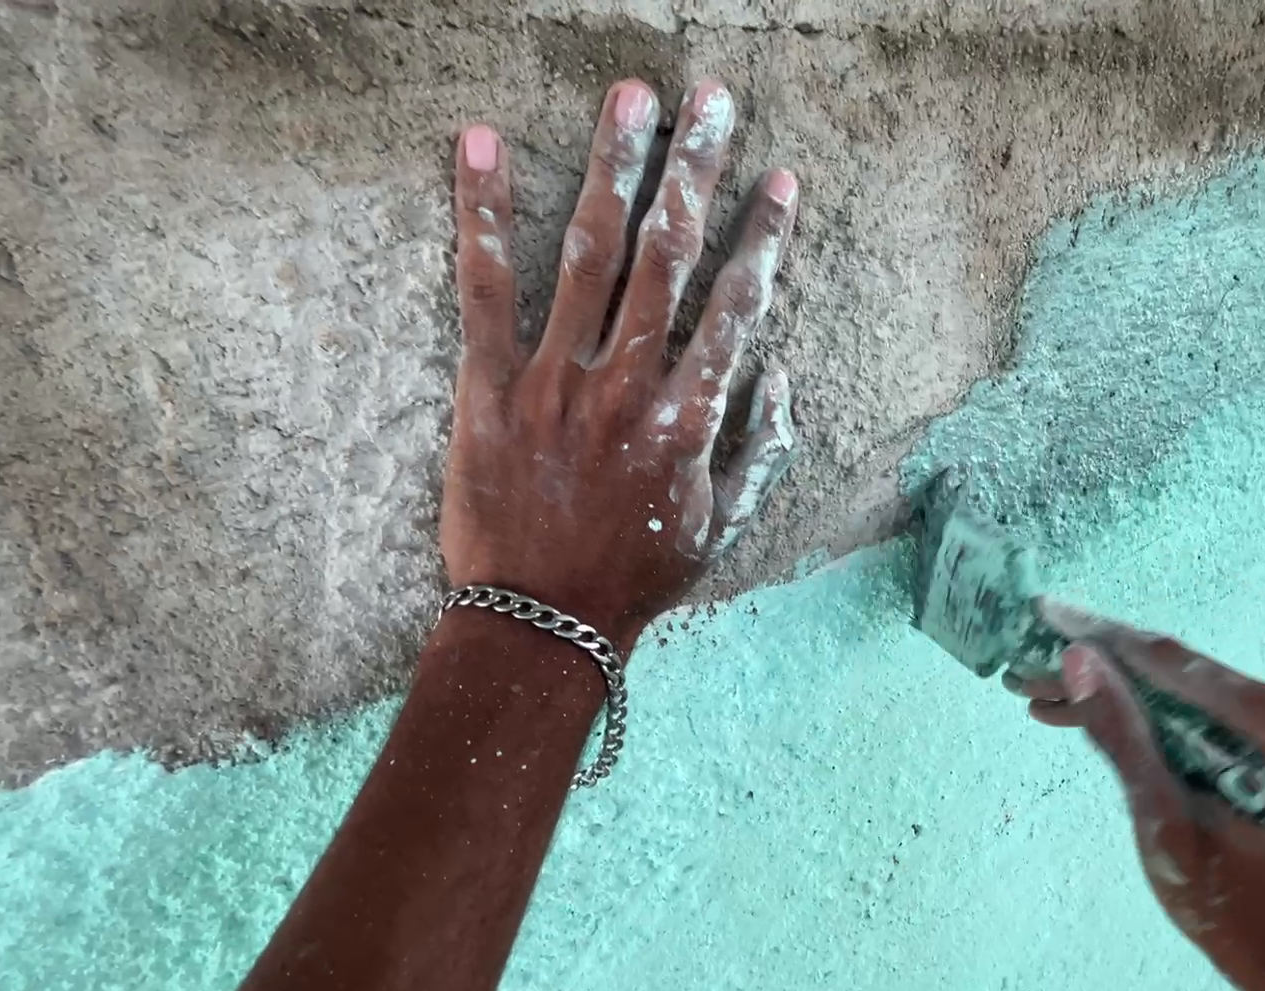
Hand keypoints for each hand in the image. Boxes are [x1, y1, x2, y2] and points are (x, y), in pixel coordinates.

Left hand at [441, 78, 798, 641]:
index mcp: (692, 420)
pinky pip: (483, 289)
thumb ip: (765, 450)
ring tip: (630, 97)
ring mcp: (557, 381)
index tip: (780, 182)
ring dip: (613, 168)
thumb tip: (780, 378)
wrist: (545, 618)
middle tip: (712, 101)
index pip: (737, 309)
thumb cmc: (643, 573)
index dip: (764, 239)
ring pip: (591, 254)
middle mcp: (631, 386)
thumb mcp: (728, 524)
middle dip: (697, 173)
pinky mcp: (489, 389)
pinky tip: (484, 143)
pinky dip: (484, 214)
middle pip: (671, 259)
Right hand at [1006, 601, 1264, 990]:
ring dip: (1101, 687)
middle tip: (1026, 658)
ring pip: (1162, 685)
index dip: (1098, 636)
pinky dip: (1127, 710)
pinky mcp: (1248, 733)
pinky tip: (1074, 711)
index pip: (1166, 661)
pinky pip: (1175, 708)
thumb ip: (1120, 734)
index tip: (1043, 612)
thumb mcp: (1161, 820)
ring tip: (1035, 687)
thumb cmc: (1229, 901)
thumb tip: (1076, 658)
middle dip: (1090, 662)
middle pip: (1163, 667)